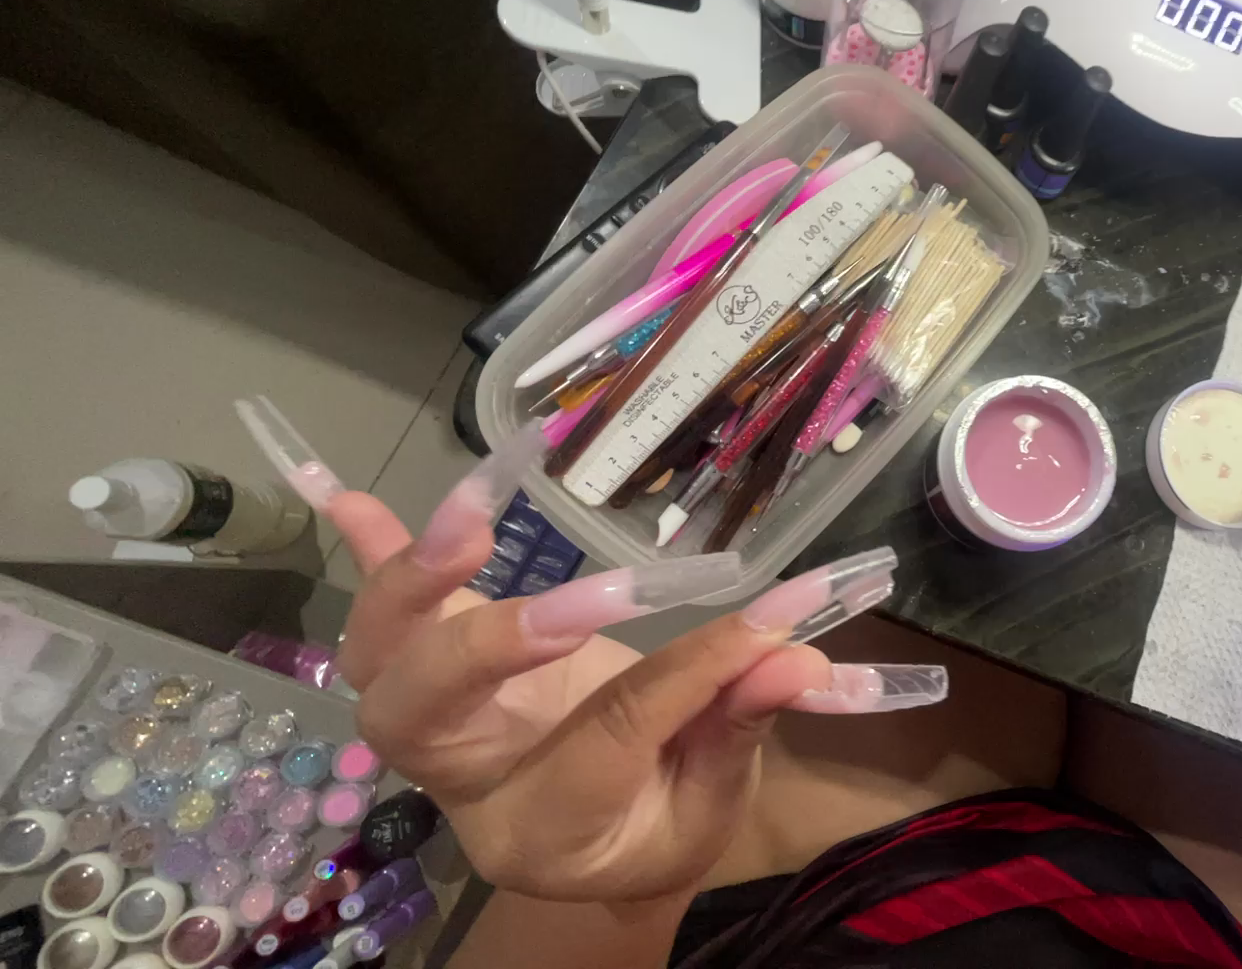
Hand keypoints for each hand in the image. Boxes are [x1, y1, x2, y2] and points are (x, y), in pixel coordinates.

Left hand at [234, 401, 941, 901]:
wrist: (603, 840)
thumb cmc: (663, 824)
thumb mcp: (715, 799)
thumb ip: (742, 725)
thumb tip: (797, 655)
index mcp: (545, 830)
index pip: (617, 733)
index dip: (701, 669)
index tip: (780, 612)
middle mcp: (468, 779)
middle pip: (432, 716)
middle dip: (508, 642)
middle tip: (602, 594)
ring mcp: (441, 724)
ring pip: (385, 663)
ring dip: (416, 582)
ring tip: (476, 513)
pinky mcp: (443, 672)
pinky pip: (387, 619)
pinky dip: (372, 553)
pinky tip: (351, 495)